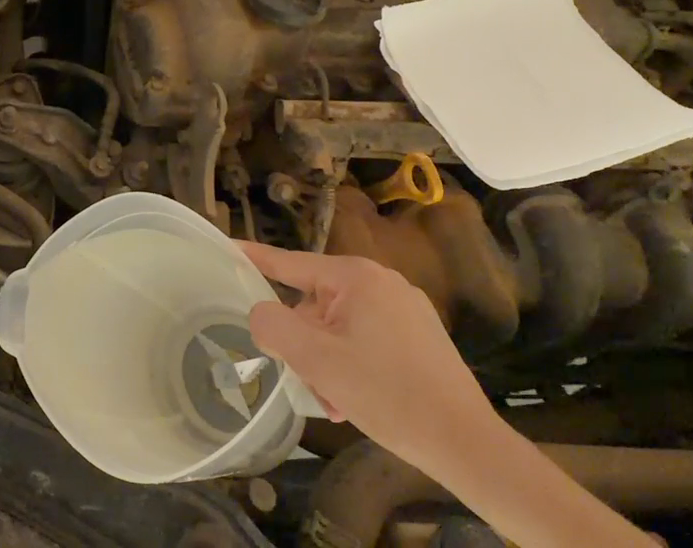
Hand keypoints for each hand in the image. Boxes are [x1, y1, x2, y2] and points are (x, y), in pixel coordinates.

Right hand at [238, 241, 499, 468]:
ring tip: (333, 399)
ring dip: (325, 358)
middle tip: (304, 378)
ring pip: (338, 325)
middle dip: (301, 340)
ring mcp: (406, 309)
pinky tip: (355, 398)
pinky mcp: (420, 336)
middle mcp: (383, 282)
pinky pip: (365, 338)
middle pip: (313, 302)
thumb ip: (272, 325)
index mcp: (357, 278)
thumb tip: (261, 314)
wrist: (466, 445)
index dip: (253, 258)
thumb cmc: (387, 395)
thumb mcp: (315, 359)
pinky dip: (350, 363)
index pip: (289, 262)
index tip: (226, 247)